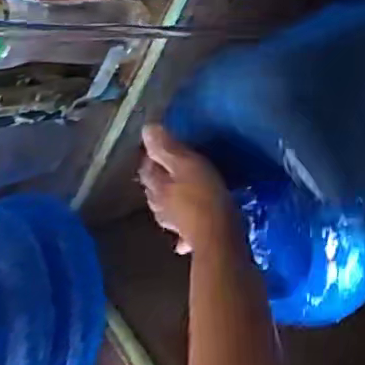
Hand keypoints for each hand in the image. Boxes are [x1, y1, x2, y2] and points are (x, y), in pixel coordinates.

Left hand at [140, 125, 238, 255]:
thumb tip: (146, 129)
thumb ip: (166, 148)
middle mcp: (160, 206)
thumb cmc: (204, 194)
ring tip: (180, 190)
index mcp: (158, 187)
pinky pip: (181, 228)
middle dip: (160, 177)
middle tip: (173, 164)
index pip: (147, 168)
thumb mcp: (187, 163)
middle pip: (154, 188)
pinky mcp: (189, 235)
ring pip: (165, 207)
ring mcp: (173, 223)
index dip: (151, 156)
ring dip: (169, 198)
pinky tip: (185, 229)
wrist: (218, 235)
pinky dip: (181, 225)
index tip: (159, 145)